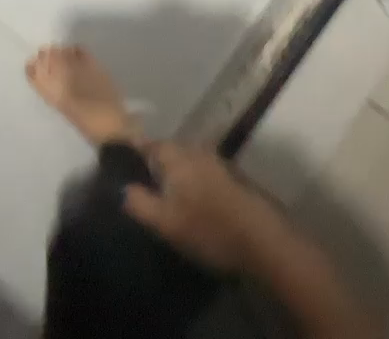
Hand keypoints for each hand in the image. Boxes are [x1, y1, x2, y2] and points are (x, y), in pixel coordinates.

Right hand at [122, 142, 283, 273]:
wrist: (267, 243)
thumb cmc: (209, 228)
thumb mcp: (165, 221)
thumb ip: (137, 202)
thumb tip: (121, 188)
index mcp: (176, 154)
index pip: (146, 144)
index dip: (132, 158)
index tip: (124, 174)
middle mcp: (197, 149)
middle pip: (168, 152)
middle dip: (156, 168)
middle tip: (146, 192)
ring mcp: (220, 162)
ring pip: (189, 164)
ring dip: (179, 178)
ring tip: (171, 202)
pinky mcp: (237, 179)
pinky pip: (205, 176)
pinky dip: (197, 186)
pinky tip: (198, 207)